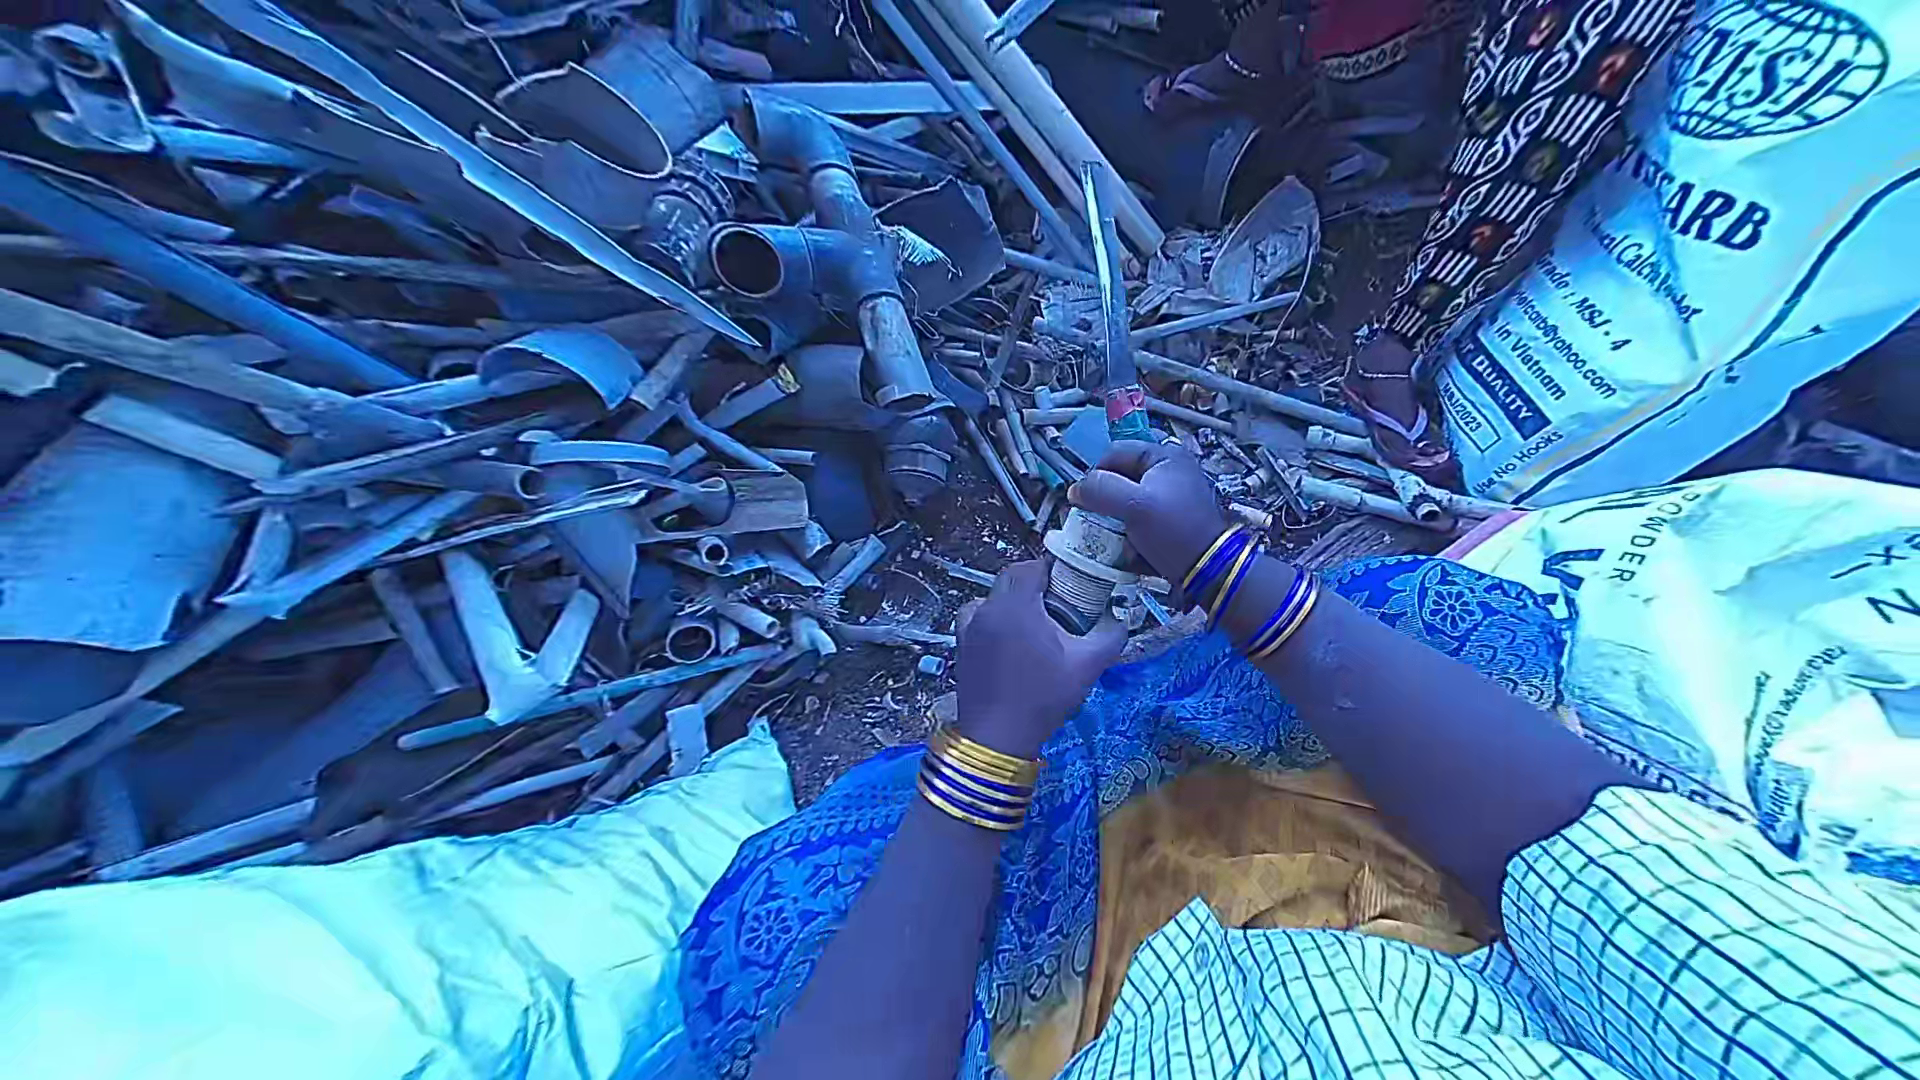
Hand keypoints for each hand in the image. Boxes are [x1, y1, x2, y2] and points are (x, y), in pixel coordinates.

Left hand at [954, 561, 1124, 758]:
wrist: (998, 735)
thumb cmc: (1043, 696)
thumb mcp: (1087, 666)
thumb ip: (1110, 636)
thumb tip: (1121, 619)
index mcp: (1017, 605)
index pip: (1032, 566)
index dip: (1052, 568)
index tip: (1071, 582)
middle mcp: (988, 608)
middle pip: (1010, 577)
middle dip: (1034, 581)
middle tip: (1058, 601)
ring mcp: (969, 625)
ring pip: (993, 596)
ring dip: (1013, 599)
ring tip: (1034, 620)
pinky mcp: (961, 642)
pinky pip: (977, 615)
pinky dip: (993, 616)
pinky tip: (1007, 636)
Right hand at [1066, 441, 1228, 584]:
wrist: (1208, 568)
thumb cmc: (1175, 531)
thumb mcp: (1133, 505)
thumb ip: (1099, 490)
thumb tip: (1075, 489)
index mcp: (1164, 456)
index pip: (1114, 453)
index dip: (1096, 475)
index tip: (1087, 499)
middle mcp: (1168, 471)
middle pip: (1119, 478)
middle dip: (1106, 500)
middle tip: (1100, 518)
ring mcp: (1170, 495)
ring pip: (1126, 500)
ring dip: (1116, 518)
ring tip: (1118, 535)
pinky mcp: (1169, 518)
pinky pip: (1138, 518)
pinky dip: (1129, 530)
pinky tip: (1131, 544)